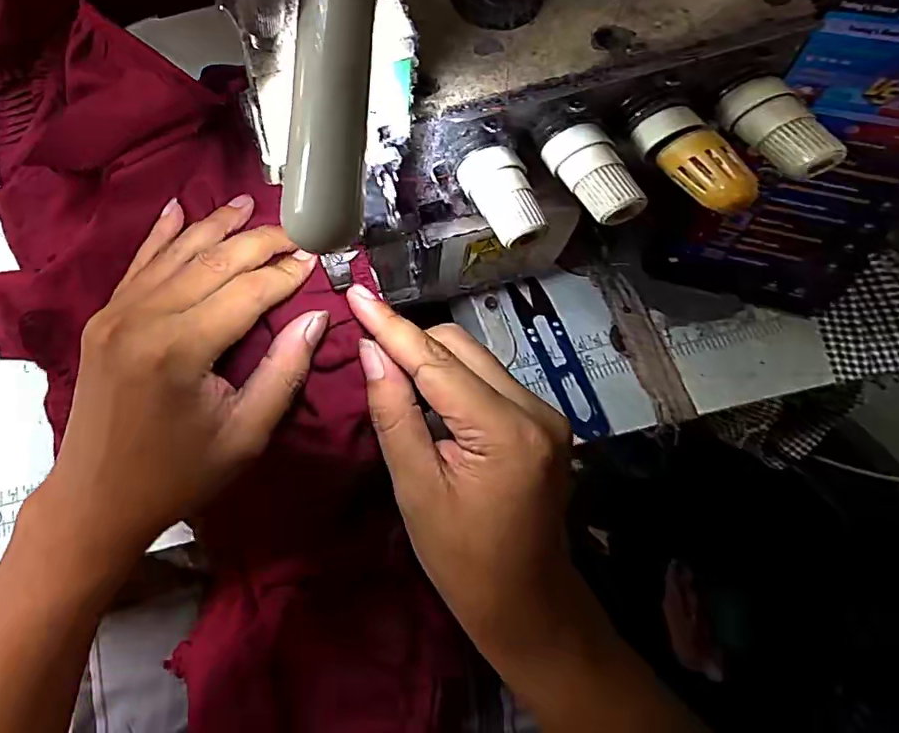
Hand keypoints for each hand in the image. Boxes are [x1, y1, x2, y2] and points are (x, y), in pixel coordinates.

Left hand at [38, 194, 325, 556]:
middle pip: (214, 261)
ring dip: (215, 226)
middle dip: (259, 241)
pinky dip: (161, 235)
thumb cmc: (174, 476)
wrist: (94, 499)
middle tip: (294, 232)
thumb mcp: (243, 435)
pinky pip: (139, 264)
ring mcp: (116, 313)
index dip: (286, 273)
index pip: (247, 292)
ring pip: (176, 253)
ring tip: (247, 204)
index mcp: (178, 349)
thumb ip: (283, 372)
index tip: (315, 259)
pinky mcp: (103, 316)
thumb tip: (315, 319)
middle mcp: (142, 318)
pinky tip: (177, 209)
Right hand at [348, 283, 579, 663]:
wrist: (528, 605)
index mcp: (504, 431)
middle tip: (365, 349)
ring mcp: (543, 411)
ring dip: (428, 356)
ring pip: (472, 354)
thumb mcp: (415, 488)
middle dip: (408, 341)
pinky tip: (426, 395)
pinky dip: (449, 375)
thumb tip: (371, 350)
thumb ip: (393, 412)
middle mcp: (534, 409)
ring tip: (390, 373)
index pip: (435, 360)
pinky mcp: (540, 417)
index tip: (355, 293)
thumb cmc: (462, 560)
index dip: (390, 325)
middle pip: (457, 345)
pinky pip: (484, 375)